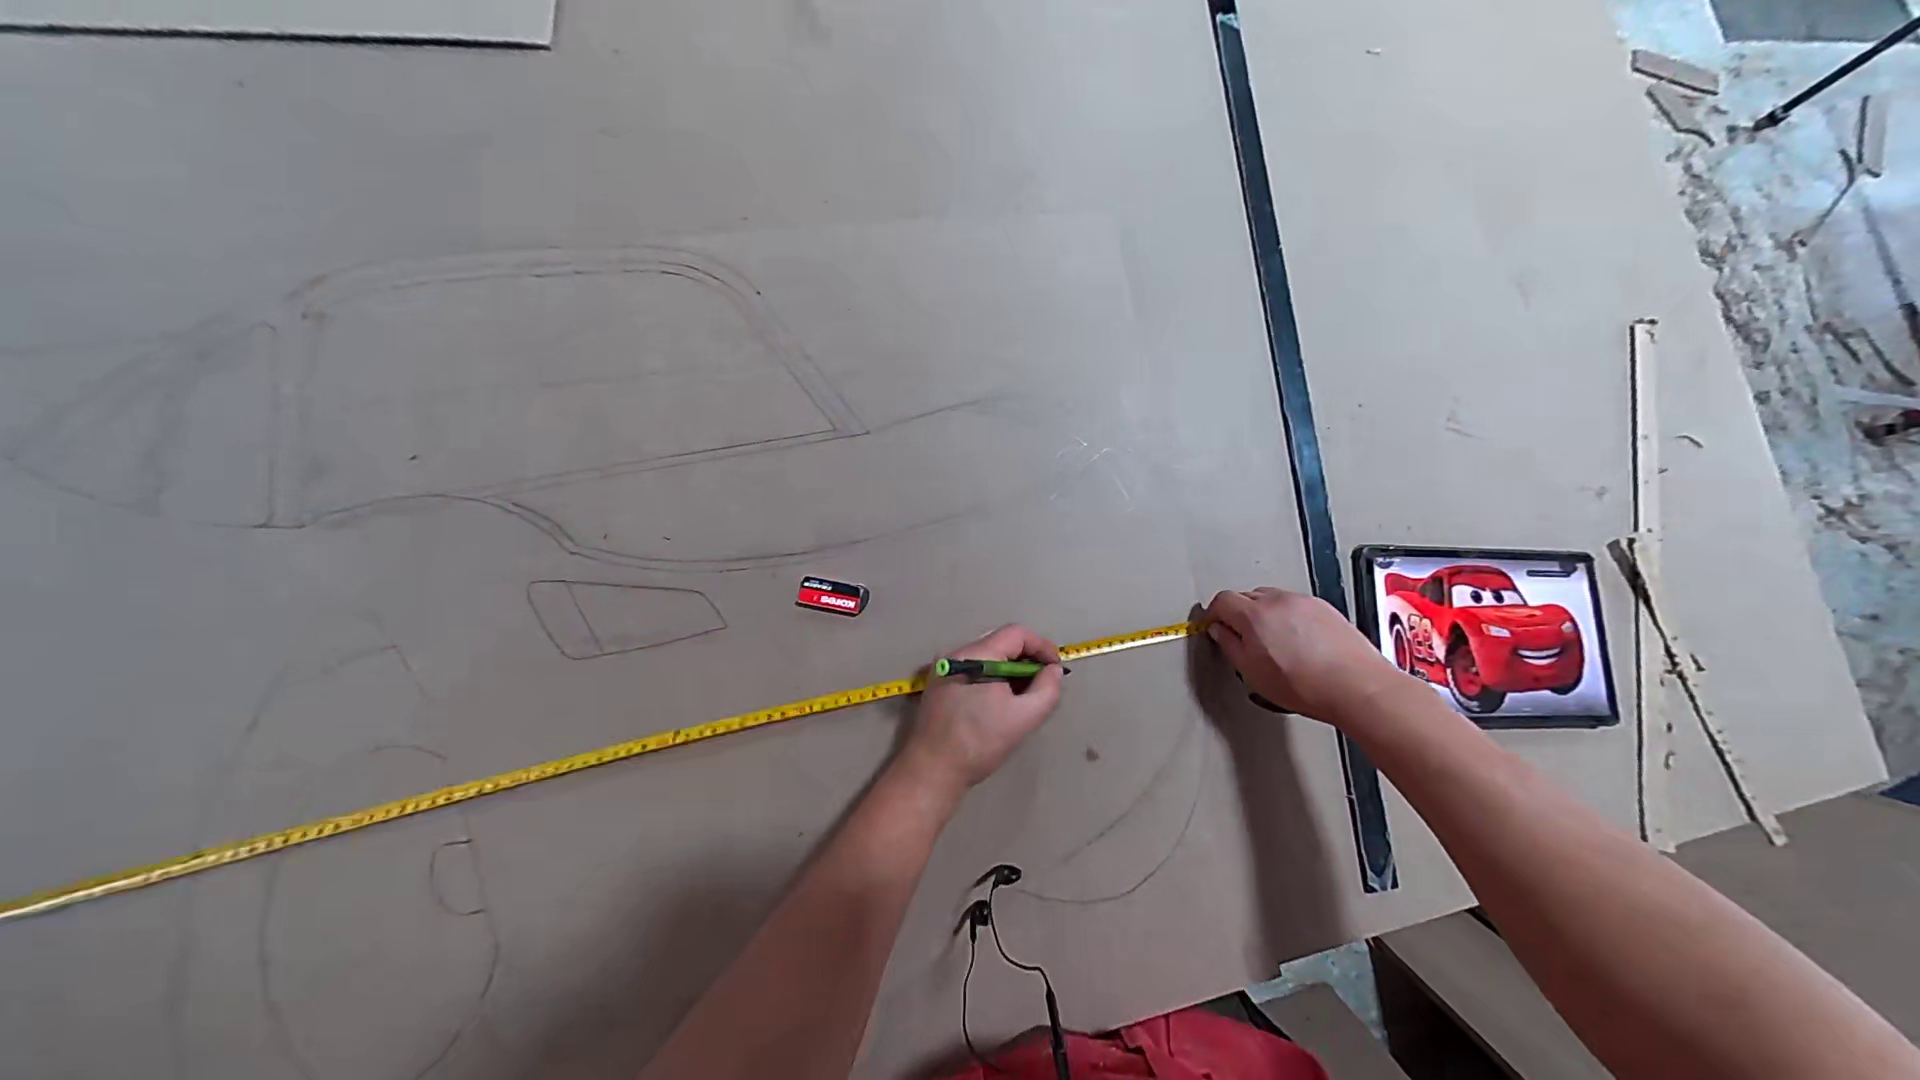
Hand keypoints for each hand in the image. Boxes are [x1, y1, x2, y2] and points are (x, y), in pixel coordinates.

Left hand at [898, 624, 1064, 793]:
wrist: (932, 770)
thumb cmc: (979, 742)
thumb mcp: (1023, 718)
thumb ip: (1047, 690)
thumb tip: (1053, 670)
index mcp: (976, 655)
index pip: (1016, 634)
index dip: (1042, 647)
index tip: (1056, 670)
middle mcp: (957, 654)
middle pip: (1001, 643)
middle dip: (1027, 660)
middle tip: (1043, 684)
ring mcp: (945, 669)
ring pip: (987, 659)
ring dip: (1011, 671)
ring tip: (1024, 696)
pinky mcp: (939, 685)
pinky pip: (974, 671)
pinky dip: (993, 680)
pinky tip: (1001, 703)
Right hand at [1205, 587, 1400, 722]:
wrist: (1357, 687)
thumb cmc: (1309, 685)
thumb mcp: (1251, 671)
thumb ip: (1229, 645)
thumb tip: (1219, 632)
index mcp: (1255, 614)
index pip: (1222, 600)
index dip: (1214, 613)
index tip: (1214, 624)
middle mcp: (1279, 601)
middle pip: (1247, 596)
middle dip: (1239, 613)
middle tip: (1242, 637)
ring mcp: (1305, 602)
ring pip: (1272, 599)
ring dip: (1265, 615)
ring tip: (1273, 644)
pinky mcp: (1325, 608)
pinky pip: (1296, 605)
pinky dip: (1289, 618)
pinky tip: (1297, 644)